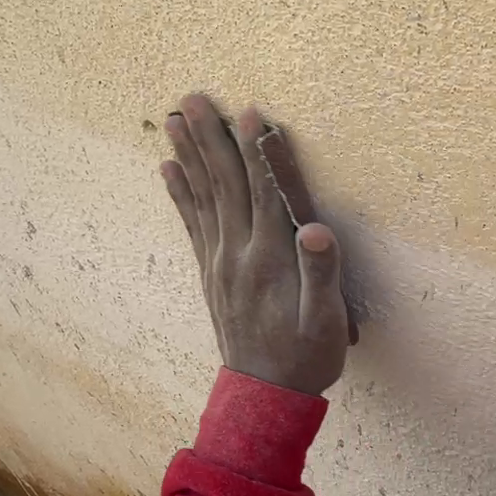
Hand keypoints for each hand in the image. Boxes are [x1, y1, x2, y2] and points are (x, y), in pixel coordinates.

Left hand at [160, 94, 349, 395]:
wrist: (264, 396)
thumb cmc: (306, 356)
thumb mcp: (326, 321)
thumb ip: (321, 273)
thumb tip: (315, 229)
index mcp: (269, 260)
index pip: (262, 194)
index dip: (258, 153)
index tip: (249, 114)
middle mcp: (237, 254)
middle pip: (224, 185)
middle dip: (210, 139)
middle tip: (193, 99)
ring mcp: (219, 262)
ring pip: (203, 197)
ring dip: (189, 156)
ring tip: (173, 121)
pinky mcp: (211, 273)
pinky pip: (192, 224)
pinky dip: (180, 193)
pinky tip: (168, 169)